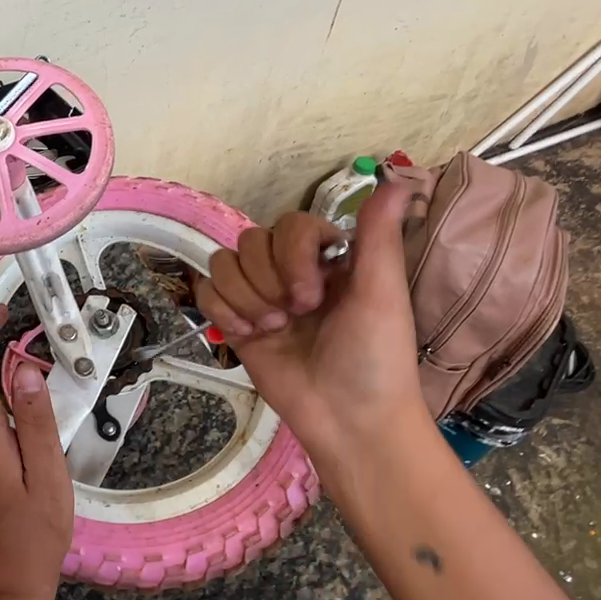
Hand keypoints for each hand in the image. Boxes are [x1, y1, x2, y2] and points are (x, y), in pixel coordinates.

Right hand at [193, 179, 429, 459]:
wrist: (348, 422)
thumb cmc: (375, 358)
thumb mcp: (383, 294)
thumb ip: (378, 236)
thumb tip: (394, 178)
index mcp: (327, 260)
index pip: (288, 225)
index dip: (291, 255)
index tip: (312, 296)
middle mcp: (290, 272)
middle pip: (250, 241)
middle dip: (267, 281)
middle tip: (294, 316)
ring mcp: (259, 296)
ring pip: (223, 263)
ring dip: (245, 298)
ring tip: (272, 330)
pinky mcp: (235, 321)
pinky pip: (206, 291)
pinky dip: (223, 311)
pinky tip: (248, 335)